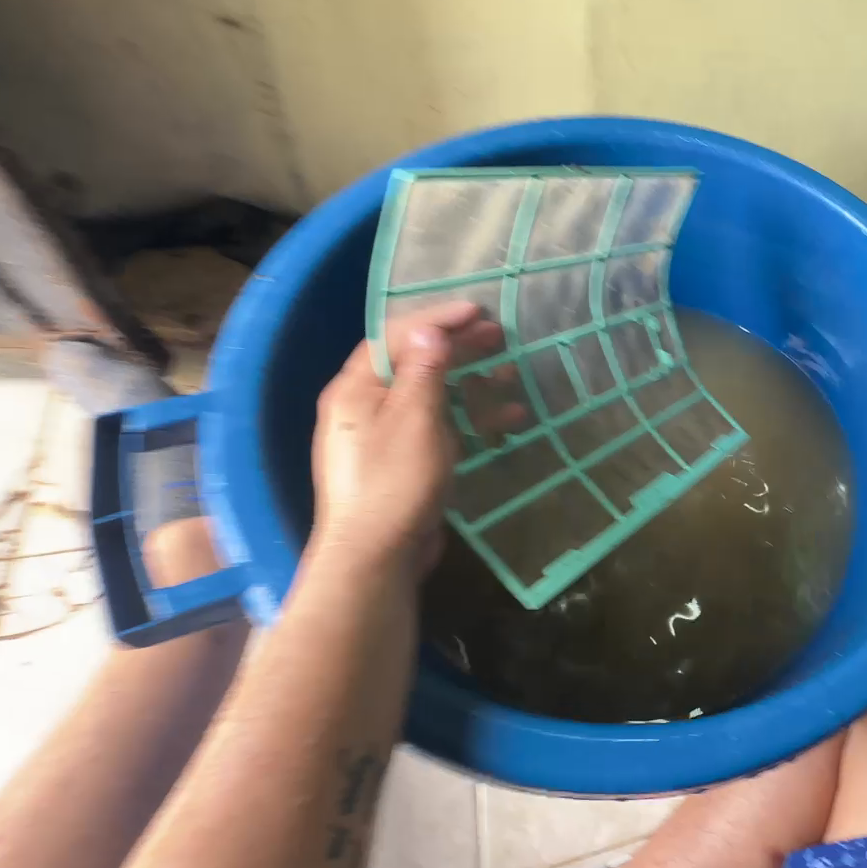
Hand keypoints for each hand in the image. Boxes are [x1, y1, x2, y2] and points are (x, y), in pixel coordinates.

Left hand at [309, 301, 489, 581]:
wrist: (375, 557)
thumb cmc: (394, 481)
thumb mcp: (414, 419)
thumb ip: (424, 371)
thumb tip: (430, 330)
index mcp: (355, 389)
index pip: (395, 337)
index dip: (436, 318)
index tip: (478, 310)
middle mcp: (363, 407)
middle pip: (413, 363)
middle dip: (457, 347)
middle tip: (499, 336)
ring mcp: (382, 437)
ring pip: (431, 395)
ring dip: (472, 382)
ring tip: (510, 375)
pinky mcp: (402, 463)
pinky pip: (439, 426)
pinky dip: (471, 418)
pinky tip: (507, 421)